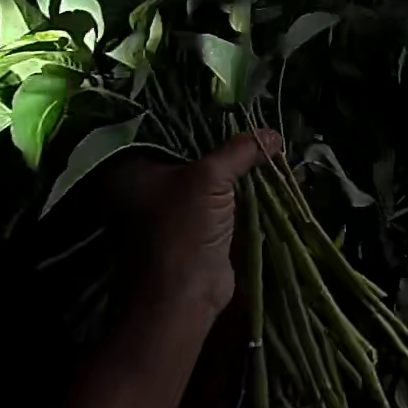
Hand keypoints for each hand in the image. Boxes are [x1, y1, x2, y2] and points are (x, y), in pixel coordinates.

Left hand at [119, 129, 280, 319]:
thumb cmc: (182, 231)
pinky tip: (265, 177)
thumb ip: (242, 149)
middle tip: (255, 126)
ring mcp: (168, 211)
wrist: (181, 302)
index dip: (202, 117)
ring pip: (208, 178)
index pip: (169, 129)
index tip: (234, 106)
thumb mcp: (211, 177)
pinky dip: (239, 192)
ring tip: (266, 147)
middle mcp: (145, 187)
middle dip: (225, 144)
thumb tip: (274, 134)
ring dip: (236, 169)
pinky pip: (218, 200)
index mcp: (133, 170)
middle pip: (192, 152)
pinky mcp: (192, 231)